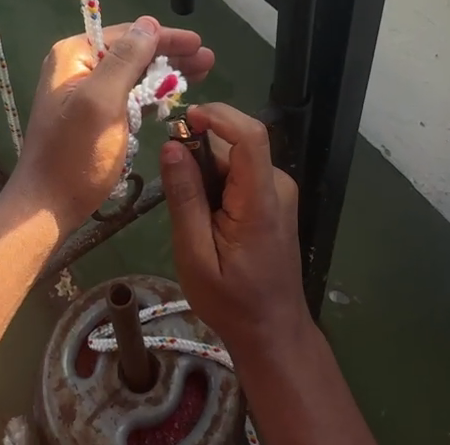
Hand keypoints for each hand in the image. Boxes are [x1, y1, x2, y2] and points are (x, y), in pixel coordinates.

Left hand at [6, 17, 214, 233]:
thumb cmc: (75, 155)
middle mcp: (75, 66)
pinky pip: (126, 95)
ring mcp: (82, 92)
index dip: (165, 38)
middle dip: (169, 55)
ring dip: (164, 73)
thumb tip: (149, 23)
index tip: (199, 44)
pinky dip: (149, 94)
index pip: (127, 34)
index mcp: (74, 55)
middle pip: (131, 51)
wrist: (46, 207)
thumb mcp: (102, 102)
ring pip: (132, 73)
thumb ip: (125, 60)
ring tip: (200, 74)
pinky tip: (172, 95)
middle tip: (208, 60)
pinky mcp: (91, 115)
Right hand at [159, 102, 307, 356]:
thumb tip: (172, 145)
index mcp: (261, 200)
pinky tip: (206, 218)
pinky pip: (237, 171)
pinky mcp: (271, 197)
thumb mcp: (195, 256)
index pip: (250, 135)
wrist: (273, 333)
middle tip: (175, 190)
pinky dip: (215, 183)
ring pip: (231, 157)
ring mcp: (277, 190)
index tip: (183, 121)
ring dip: (204, 172)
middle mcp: (276, 184)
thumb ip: (185, 198)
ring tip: (192, 215)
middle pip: (233, 144)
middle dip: (198, 153)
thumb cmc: (231, 302)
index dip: (217, 116)